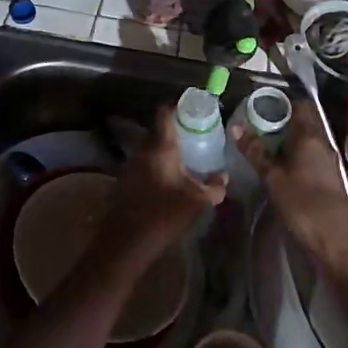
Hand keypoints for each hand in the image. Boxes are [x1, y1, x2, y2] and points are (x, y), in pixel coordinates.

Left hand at [97, 106, 226, 270]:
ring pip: (149, 147)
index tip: (191, 112)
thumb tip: (223, 176)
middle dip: (174, 132)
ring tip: (182, 160)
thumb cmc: (165, 214)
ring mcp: (130, 163)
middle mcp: (143, 149)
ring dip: (163, 150)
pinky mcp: (124, 178)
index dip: (177, 108)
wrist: (128, 239)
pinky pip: (142, 163)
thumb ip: (215, 186)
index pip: (164, 113)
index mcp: (161, 147)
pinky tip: (165, 179)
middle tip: (193, 139)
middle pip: (157, 131)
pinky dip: (154, 165)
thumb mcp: (198, 201)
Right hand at [233, 101, 347, 278]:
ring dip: (288, 140)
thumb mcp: (273, 178)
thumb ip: (255, 152)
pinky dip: (296, 156)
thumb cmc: (303, 206)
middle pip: (305, 122)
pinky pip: (311, 156)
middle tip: (256, 127)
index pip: (300, 106)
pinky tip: (280, 167)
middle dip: (282, 122)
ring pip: (308, 140)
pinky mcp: (330, 178)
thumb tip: (236, 127)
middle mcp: (323, 144)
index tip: (260, 107)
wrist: (337, 243)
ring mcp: (329, 162)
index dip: (281, 103)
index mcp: (310, 137)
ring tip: (264, 146)